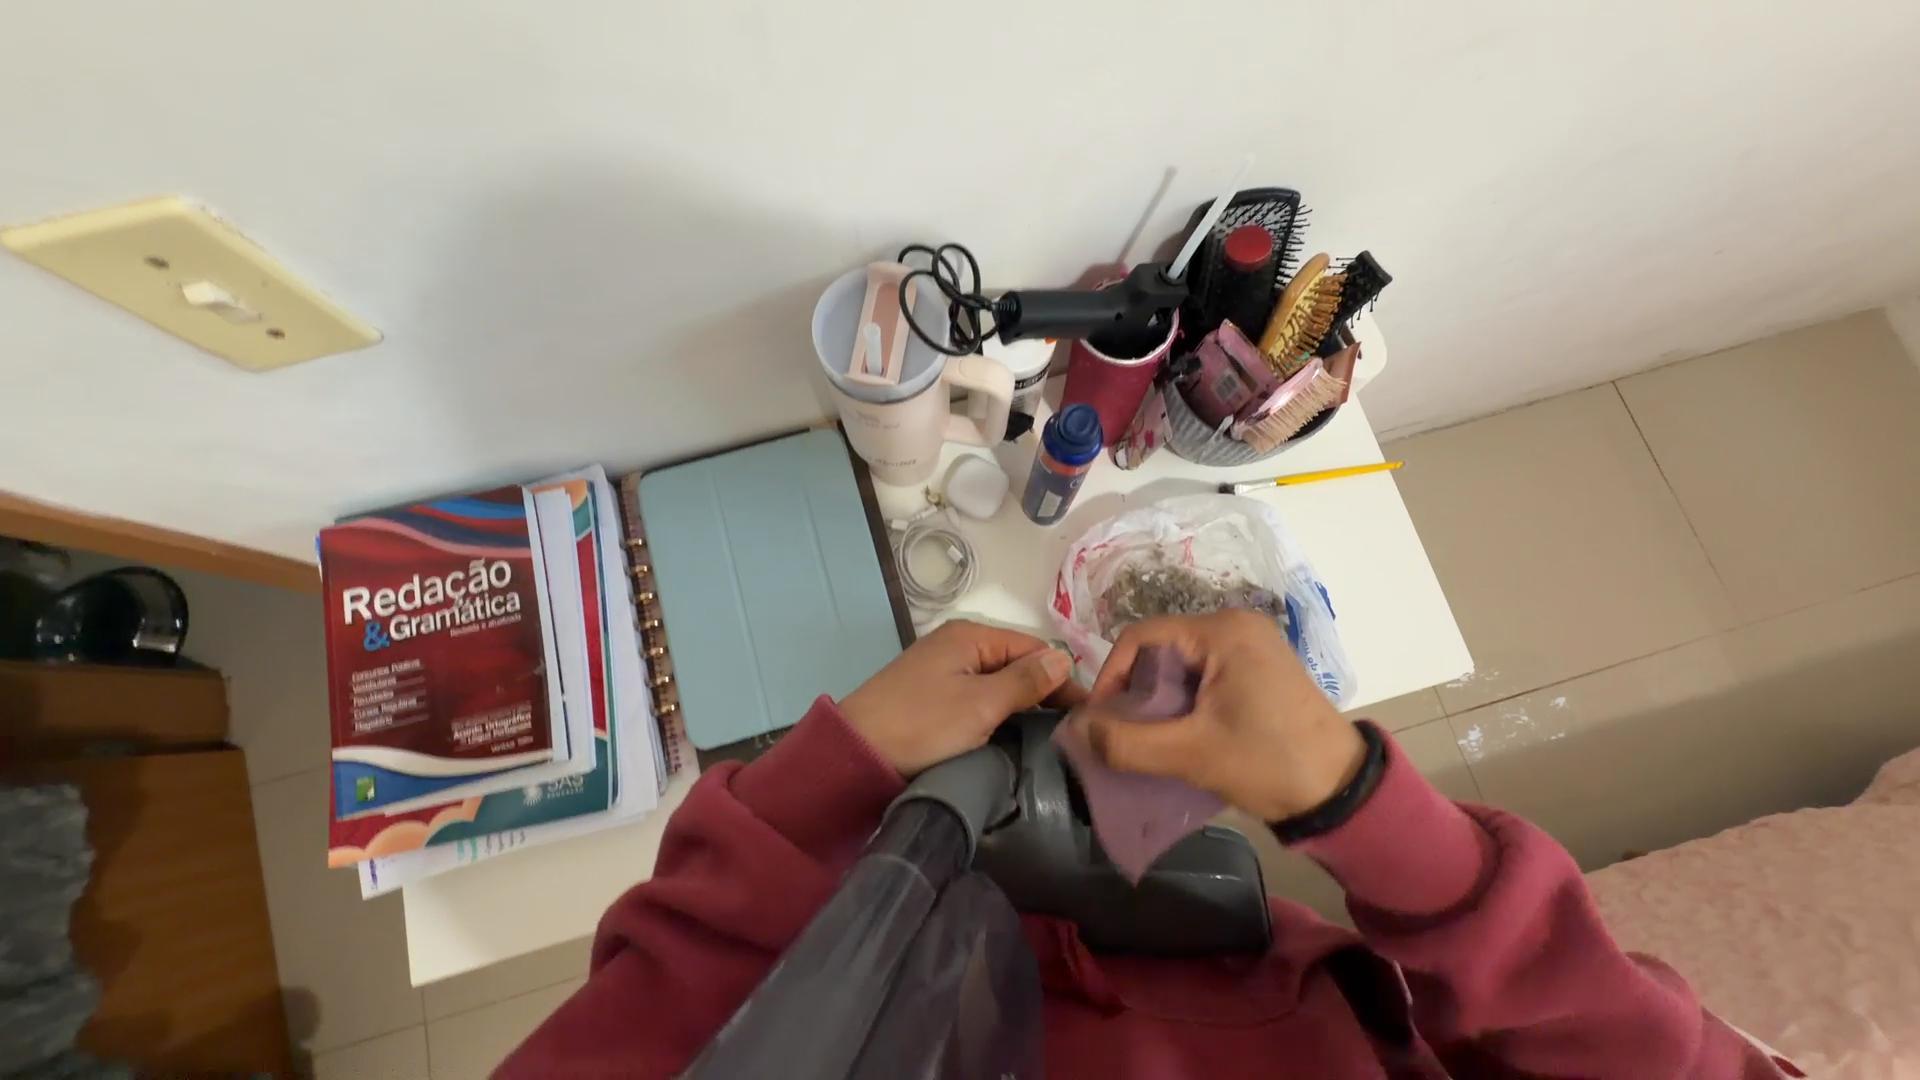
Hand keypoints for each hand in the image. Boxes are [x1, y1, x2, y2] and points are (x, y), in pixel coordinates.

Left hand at [839, 621, 1081, 775]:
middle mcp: (957, 644)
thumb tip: (1063, 658)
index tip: (1086, 713)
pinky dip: (996, 711)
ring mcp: (942, 669)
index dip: (1062, 678)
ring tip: (1048, 735)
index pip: (1033, 648)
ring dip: (1020, 703)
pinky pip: (976, 695)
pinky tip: (1009, 733)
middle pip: (1015, 662)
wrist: (855, 752)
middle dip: (1044, 690)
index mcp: (970, 636)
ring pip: (996, 681)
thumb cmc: (922, 725)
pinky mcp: (930, 694)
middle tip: (1072, 729)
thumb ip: (1025, 681)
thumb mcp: (981, 704)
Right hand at [1069, 610, 1365, 821]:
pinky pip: (1204, 673)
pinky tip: (1181, 731)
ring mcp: (1253, 645)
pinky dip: (1184, 699)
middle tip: (1125, 730)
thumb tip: (1077, 729)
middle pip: (1161, 648)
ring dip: (1160, 698)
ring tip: (1150, 736)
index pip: (1142, 636)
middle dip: (1137, 690)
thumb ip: (1126, 742)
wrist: (1345, 795)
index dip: (1111, 674)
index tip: (1101, 717)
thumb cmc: (1268, 763)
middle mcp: (1237, 626)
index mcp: (1223, 631)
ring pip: (1181, 663)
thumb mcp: (1191, 754)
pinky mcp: (1260, 667)